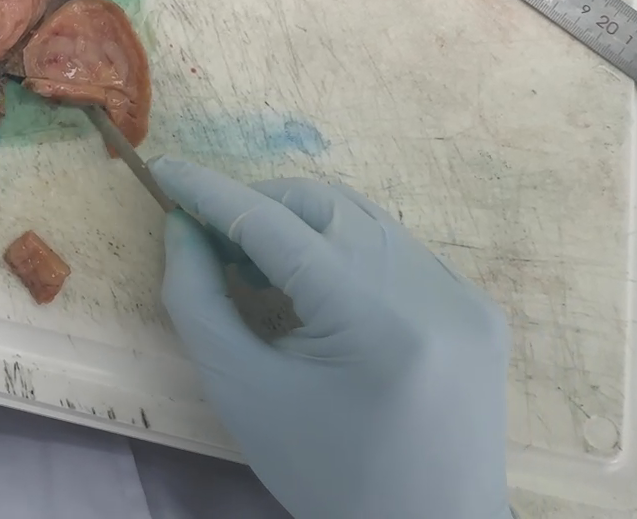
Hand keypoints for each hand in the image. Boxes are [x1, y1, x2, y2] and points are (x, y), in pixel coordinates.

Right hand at [152, 159, 510, 518]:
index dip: (208, 190)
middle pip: (315, 203)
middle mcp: (429, 292)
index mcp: (372, 318)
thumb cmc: (318, 468)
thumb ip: (194, 293)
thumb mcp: (234, 382)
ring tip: (261, 268)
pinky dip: (335, 243)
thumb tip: (181, 223)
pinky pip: (387, 243)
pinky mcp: (475, 308)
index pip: (270, 221)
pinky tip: (314, 287)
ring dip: (293, 221)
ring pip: (353, 213)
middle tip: (213, 244)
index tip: (161, 168)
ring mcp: (461, 297)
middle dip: (252, 207)